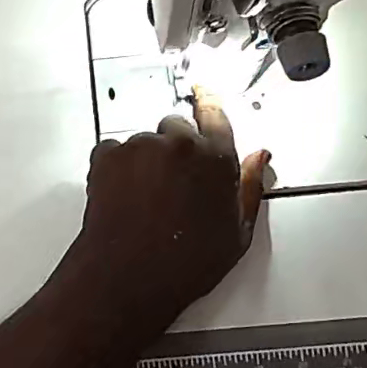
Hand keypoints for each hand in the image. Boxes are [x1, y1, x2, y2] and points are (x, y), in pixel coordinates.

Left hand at [54, 85, 271, 330]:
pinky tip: (124, 198)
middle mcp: (178, 144)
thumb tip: (258, 157)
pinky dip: (116, 168)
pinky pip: (113, 151)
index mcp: (216, 158)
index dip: (208, 102)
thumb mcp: (236, 233)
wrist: (129, 275)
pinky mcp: (108, 154)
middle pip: (176, 128)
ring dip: (144, 161)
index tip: (202, 92)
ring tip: (145, 200)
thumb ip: (249, 186)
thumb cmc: (184, 262)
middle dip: (174, 148)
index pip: (216, 114)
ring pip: (143, 142)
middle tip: (171, 184)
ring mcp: (140, 146)